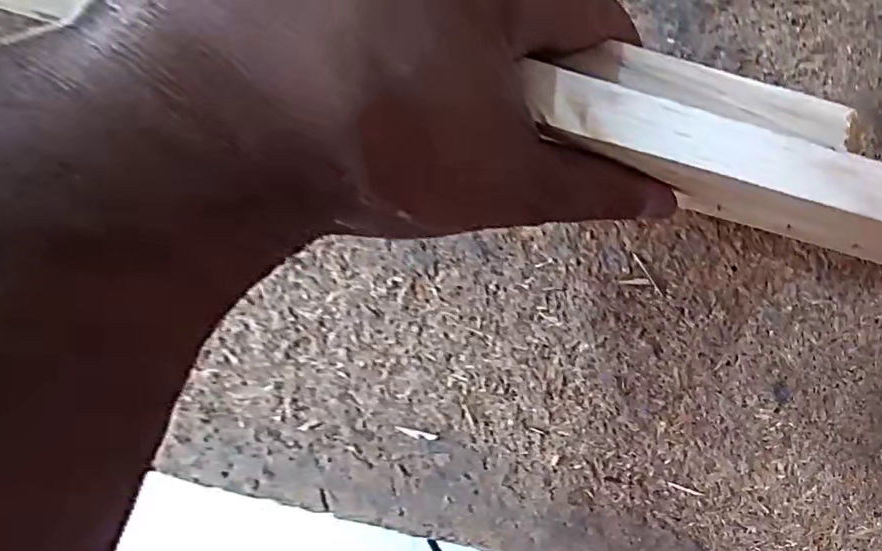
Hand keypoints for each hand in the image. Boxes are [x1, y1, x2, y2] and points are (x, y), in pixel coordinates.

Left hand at [73, 0, 674, 235]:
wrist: (220, 131)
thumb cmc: (386, 152)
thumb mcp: (511, 185)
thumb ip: (597, 189)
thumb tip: (661, 199)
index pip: (600, 13)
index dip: (614, 74)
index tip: (605, 120)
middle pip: (534, 4)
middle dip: (545, 64)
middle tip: (524, 126)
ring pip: (472, 6)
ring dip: (482, 47)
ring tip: (450, 106)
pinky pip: (410, 4)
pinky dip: (420, 30)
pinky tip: (392, 72)